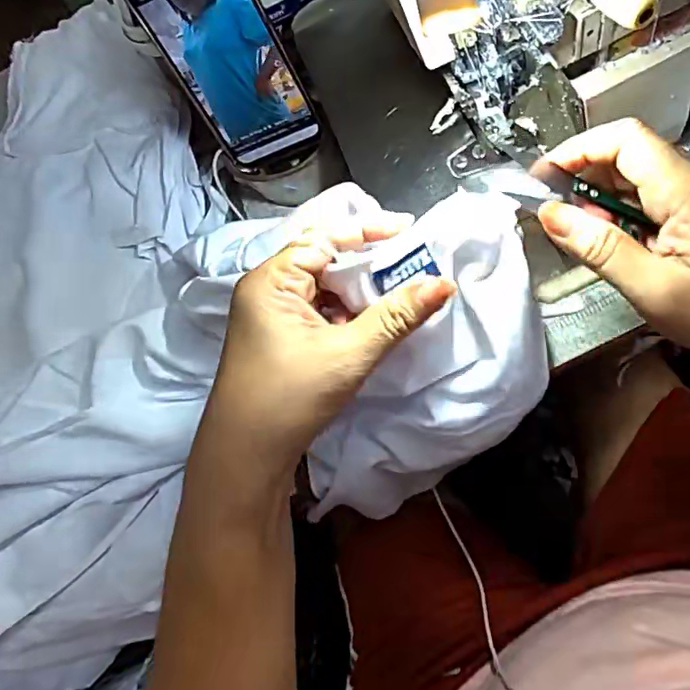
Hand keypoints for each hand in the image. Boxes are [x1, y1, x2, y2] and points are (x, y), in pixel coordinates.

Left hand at [197, 221, 455, 490]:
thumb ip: (398, 315)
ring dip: (360, 288)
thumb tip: (443, 283)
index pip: (325, 238)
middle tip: (413, 261)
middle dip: (369, 261)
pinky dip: (348, 310)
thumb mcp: (351, 352)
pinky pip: (320, 308)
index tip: (410, 230)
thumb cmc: (291, 397)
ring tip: (401, 288)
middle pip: (325, 259)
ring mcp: (271, 314)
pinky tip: (374, 319)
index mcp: (272, 280)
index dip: (369, 231)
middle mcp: (267, 289)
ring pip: (325, 286)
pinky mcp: (280, 336)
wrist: (246, 459)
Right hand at [534, 119, 689, 376]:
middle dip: (583, 177)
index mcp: (683, 188)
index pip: (623, 138)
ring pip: (634, 176)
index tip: (543, 179)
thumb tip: (551, 216)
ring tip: (583, 237)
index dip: (577, 149)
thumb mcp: (657, 289)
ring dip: (601, 199)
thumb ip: (601, 250)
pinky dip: (622, 214)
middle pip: (625, 153)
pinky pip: (649, 198)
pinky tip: (614, 246)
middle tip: (557, 216)